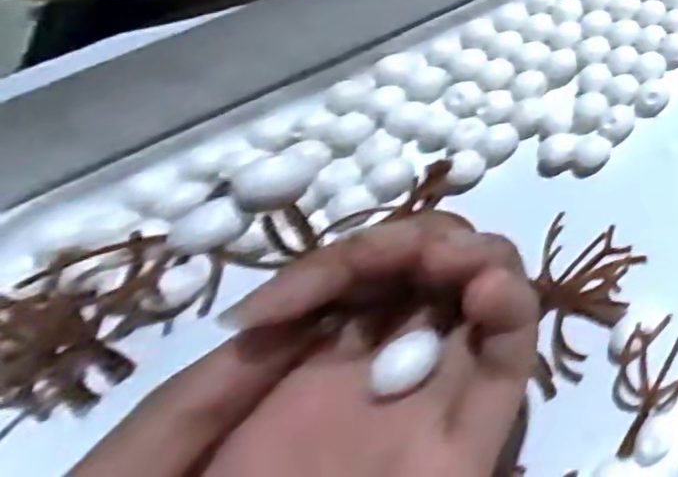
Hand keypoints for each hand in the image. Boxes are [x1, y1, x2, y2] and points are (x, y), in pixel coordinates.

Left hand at [75, 213, 539, 476]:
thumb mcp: (142, 471)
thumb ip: (199, 395)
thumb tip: (297, 322)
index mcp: (310, 372)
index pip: (363, 277)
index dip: (345, 260)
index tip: (283, 304)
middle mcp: (385, 369)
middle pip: (441, 269)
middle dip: (429, 240)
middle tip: (402, 256)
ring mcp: (436, 397)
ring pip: (492, 293)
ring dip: (483, 255)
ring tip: (453, 259)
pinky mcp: (473, 436)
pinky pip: (514, 357)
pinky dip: (517, 305)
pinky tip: (491, 286)